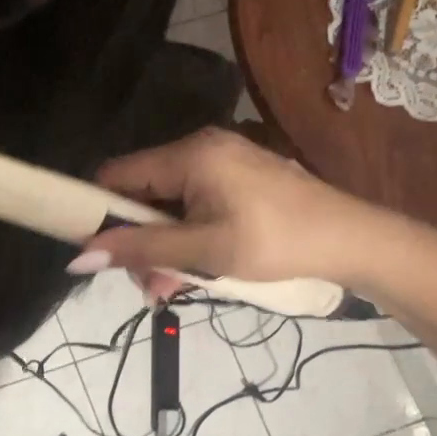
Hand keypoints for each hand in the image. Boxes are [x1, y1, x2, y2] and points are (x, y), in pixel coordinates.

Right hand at [73, 129, 389, 292]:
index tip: (98, 252)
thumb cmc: (278, 243)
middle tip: (147, 284)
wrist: (358, 243)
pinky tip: (195, 269)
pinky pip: (193, 205)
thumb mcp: (203, 252)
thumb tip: (78, 260)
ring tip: (171, 287)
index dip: (98, 211)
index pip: (116, 175)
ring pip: (167, 204)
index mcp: (190, 155)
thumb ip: (139, 252)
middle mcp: (201, 148)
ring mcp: (223, 162)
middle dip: (136, 240)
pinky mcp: (239, 178)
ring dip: (162, 246)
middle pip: (142, 193)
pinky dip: (186, 236)